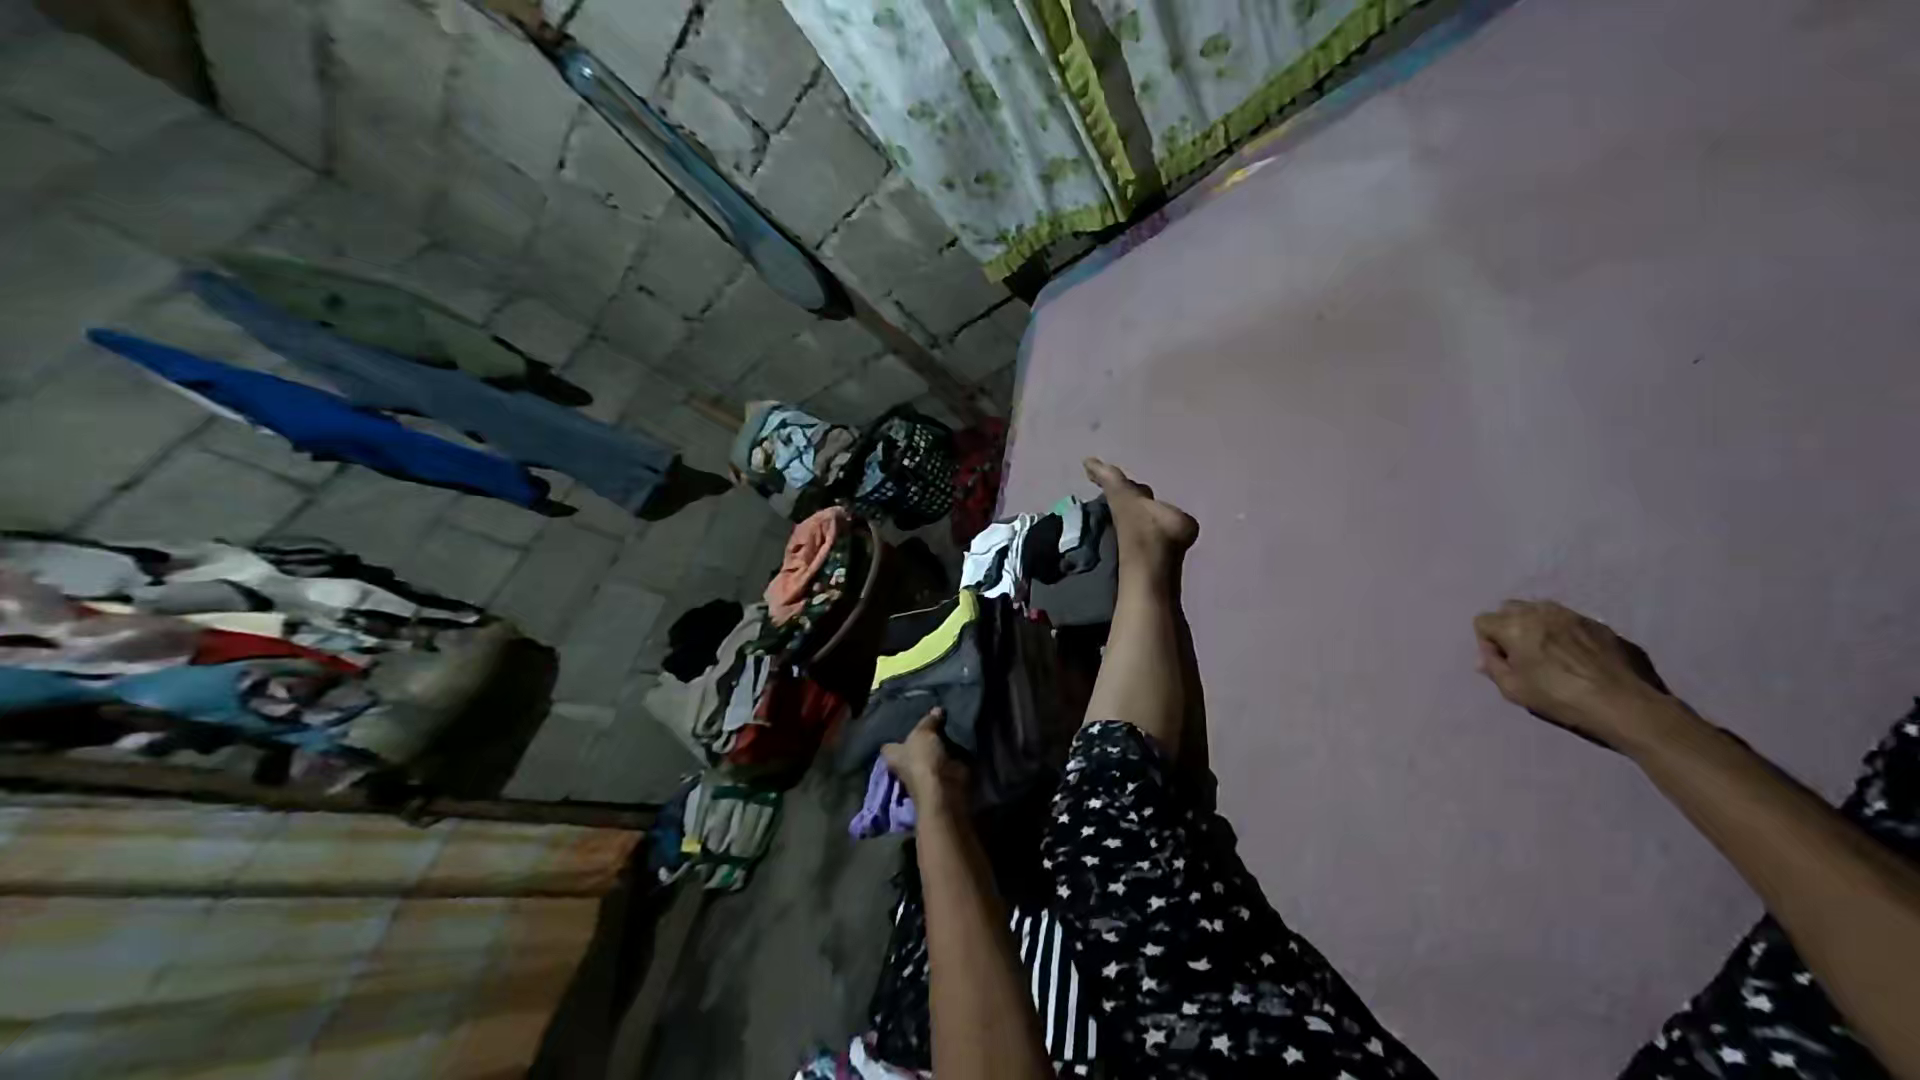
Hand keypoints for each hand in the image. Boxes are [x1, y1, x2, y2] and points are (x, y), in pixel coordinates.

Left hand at [882, 708, 969, 807]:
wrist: (946, 789)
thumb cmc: (923, 760)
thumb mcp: (923, 733)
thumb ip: (929, 721)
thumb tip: (936, 710)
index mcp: (893, 756)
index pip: (888, 745)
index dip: (895, 735)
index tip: (904, 721)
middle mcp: (905, 765)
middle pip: (910, 748)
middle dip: (919, 737)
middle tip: (930, 716)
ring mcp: (924, 772)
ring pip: (929, 752)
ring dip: (936, 743)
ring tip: (946, 721)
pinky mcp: (941, 776)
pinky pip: (944, 758)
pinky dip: (950, 751)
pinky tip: (956, 736)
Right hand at [1472, 600, 1680, 749]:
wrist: (1626, 706)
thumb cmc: (1561, 698)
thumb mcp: (1514, 690)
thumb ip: (1493, 667)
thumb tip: (1485, 657)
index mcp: (1514, 626)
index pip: (1483, 621)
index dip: (1487, 642)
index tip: (1503, 661)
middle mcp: (1540, 613)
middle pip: (1509, 608)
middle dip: (1509, 626)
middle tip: (1522, 653)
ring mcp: (1573, 616)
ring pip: (1541, 610)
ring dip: (1536, 625)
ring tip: (1550, 651)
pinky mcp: (1600, 625)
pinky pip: (1570, 620)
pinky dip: (1565, 632)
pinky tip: (1578, 656)